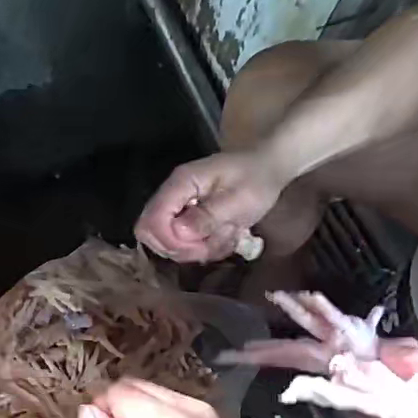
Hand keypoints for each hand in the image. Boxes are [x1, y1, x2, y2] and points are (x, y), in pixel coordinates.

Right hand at [78, 378, 293, 417]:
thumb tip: (87, 412)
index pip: (116, 392)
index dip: (101, 411)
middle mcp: (187, 409)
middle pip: (134, 386)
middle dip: (117, 410)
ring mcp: (203, 411)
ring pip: (151, 391)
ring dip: (136, 413)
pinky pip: (169, 401)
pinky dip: (155, 417)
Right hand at [136, 150, 286, 261]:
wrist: (268, 167)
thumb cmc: (257, 178)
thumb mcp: (240, 199)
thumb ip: (208, 216)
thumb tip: (179, 233)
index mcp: (180, 183)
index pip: (152, 219)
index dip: (168, 240)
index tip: (198, 247)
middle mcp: (171, 194)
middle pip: (149, 233)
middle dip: (179, 248)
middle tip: (209, 247)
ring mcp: (175, 206)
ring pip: (163, 241)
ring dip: (192, 249)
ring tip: (221, 239)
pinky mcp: (182, 217)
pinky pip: (177, 242)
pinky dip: (199, 248)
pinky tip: (219, 239)